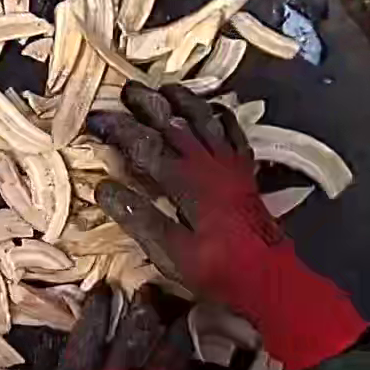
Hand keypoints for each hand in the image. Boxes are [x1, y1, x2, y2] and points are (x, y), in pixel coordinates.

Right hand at [87, 82, 367, 369]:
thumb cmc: (217, 269)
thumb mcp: (170, 252)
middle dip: (148, 104)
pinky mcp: (244, 174)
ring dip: (183, 102)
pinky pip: (234, 135)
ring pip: (205, 122)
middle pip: (174, 123)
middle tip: (126, 90)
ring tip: (166, 88)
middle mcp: (208, 165)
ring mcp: (230, 167)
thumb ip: (138, 218)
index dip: (118, 129)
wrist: (274, 281)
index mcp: (185, 182)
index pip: (144, 144)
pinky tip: (214, 109)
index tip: (95, 120)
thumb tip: (103, 187)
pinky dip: (222, 117)